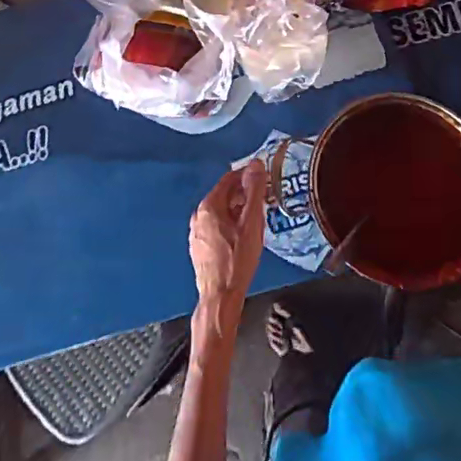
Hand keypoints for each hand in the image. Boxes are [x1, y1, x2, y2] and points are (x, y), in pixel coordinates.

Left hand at [188, 160, 267, 333]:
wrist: (220, 296)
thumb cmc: (238, 259)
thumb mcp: (252, 224)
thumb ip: (254, 192)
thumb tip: (256, 164)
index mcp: (209, 206)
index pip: (229, 178)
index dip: (248, 176)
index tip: (264, 180)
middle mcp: (198, 215)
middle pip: (224, 195)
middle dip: (244, 194)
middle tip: (264, 201)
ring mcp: (196, 232)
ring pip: (220, 211)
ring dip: (237, 210)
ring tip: (256, 219)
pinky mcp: (199, 246)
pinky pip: (215, 226)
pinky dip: (229, 224)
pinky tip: (241, 236)